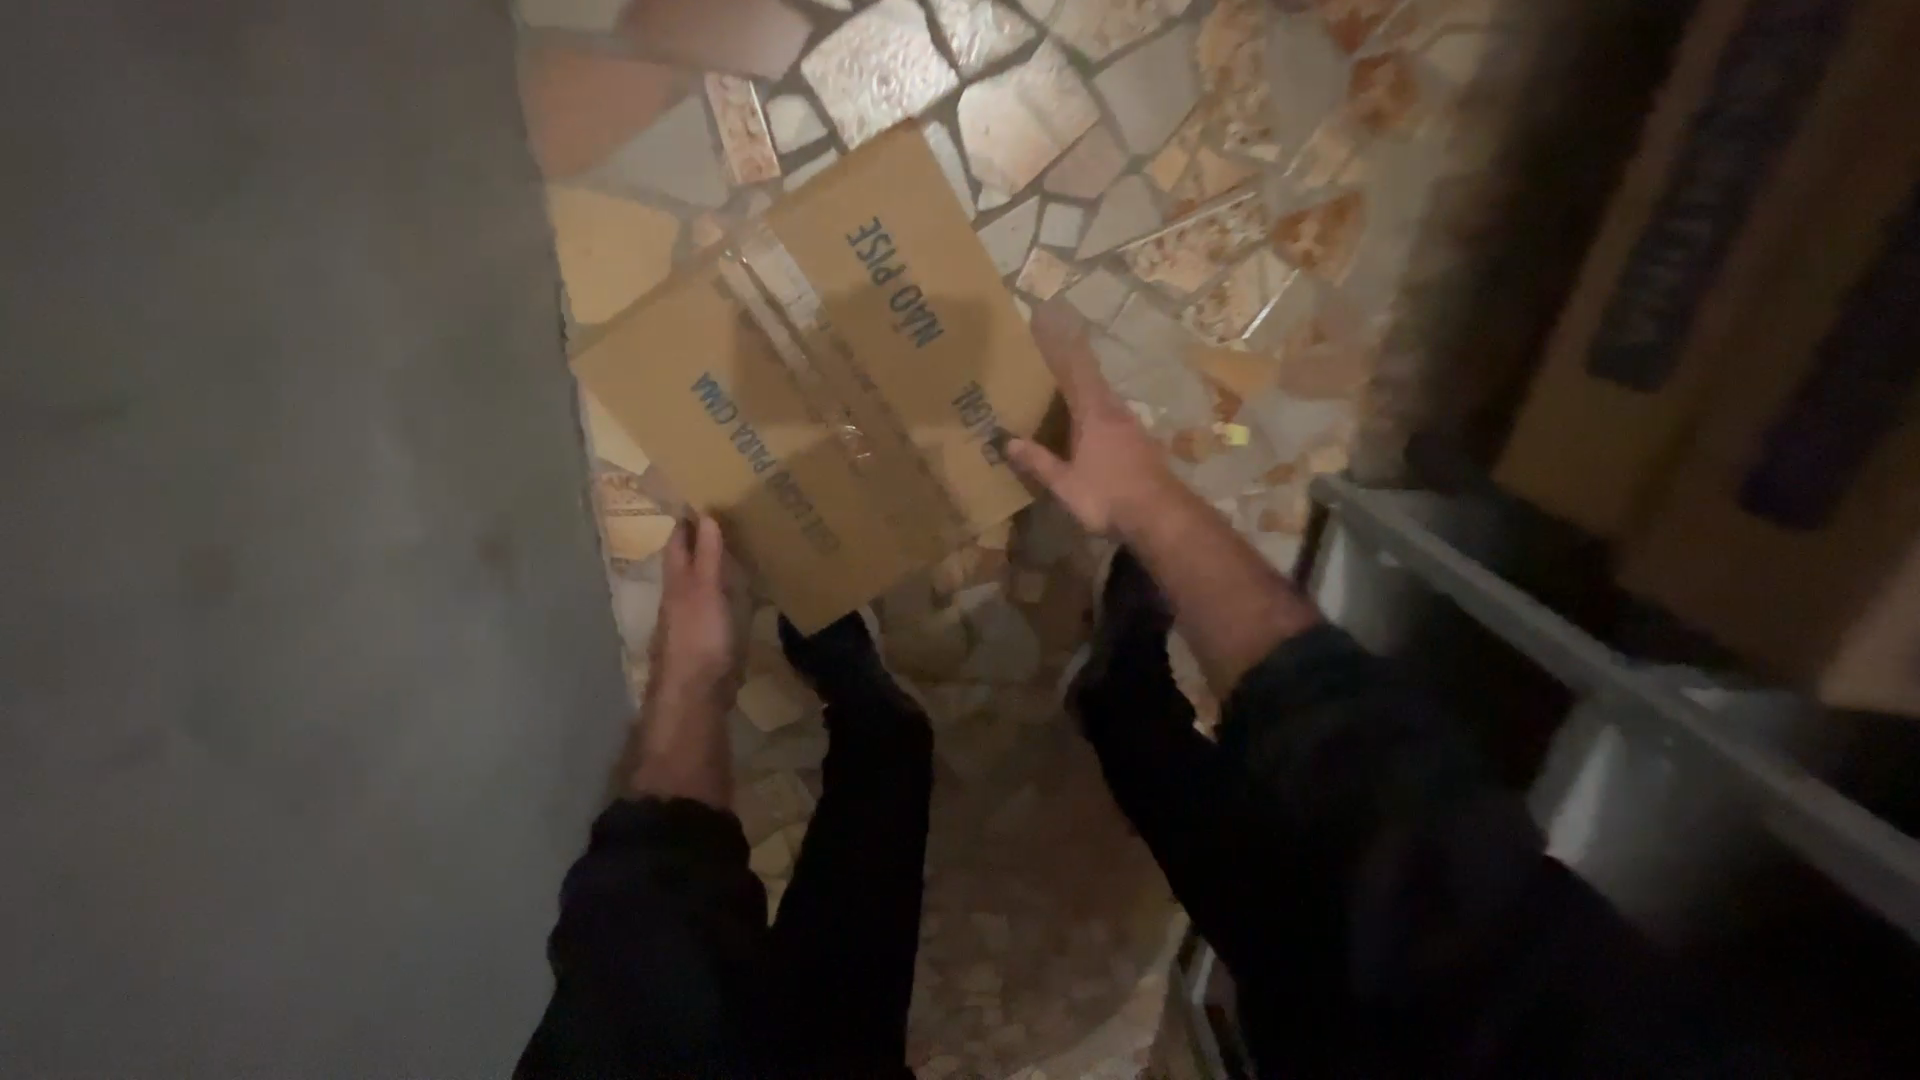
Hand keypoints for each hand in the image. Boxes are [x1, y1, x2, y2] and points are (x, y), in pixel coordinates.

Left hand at [629, 514, 737, 807]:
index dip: (687, 522)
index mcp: (677, 584)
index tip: (704, 498)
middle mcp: (679, 600)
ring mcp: (691, 624)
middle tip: (726, 521)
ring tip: (738, 553)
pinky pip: (715, 610)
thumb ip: (707, 556)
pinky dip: (725, 596)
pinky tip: (741, 597)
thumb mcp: (705, 591)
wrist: (695, 697)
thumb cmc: (699, 638)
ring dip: (714, 570)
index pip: (678, 543)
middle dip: (700, 544)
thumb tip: (705, 514)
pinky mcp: (707, 645)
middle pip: (686, 565)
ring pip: (700, 588)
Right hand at [1007, 299, 1181, 534]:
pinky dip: (1101, 419)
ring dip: (1089, 396)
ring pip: (1107, 404)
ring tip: (1069, 398)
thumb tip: (1006, 441)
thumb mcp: (1065, 484)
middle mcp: (1117, 414)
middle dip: (1074, 371)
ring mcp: (1134, 430)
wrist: (1162, 517)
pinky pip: (1116, 423)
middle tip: (1053, 364)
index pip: (1077, 369)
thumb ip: (1038, 461)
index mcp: (1095, 414)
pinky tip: (1094, 433)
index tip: (1051, 322)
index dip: (1064, 346)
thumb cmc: (1108, 496)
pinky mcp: (1144, 448)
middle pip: (1093, 383)